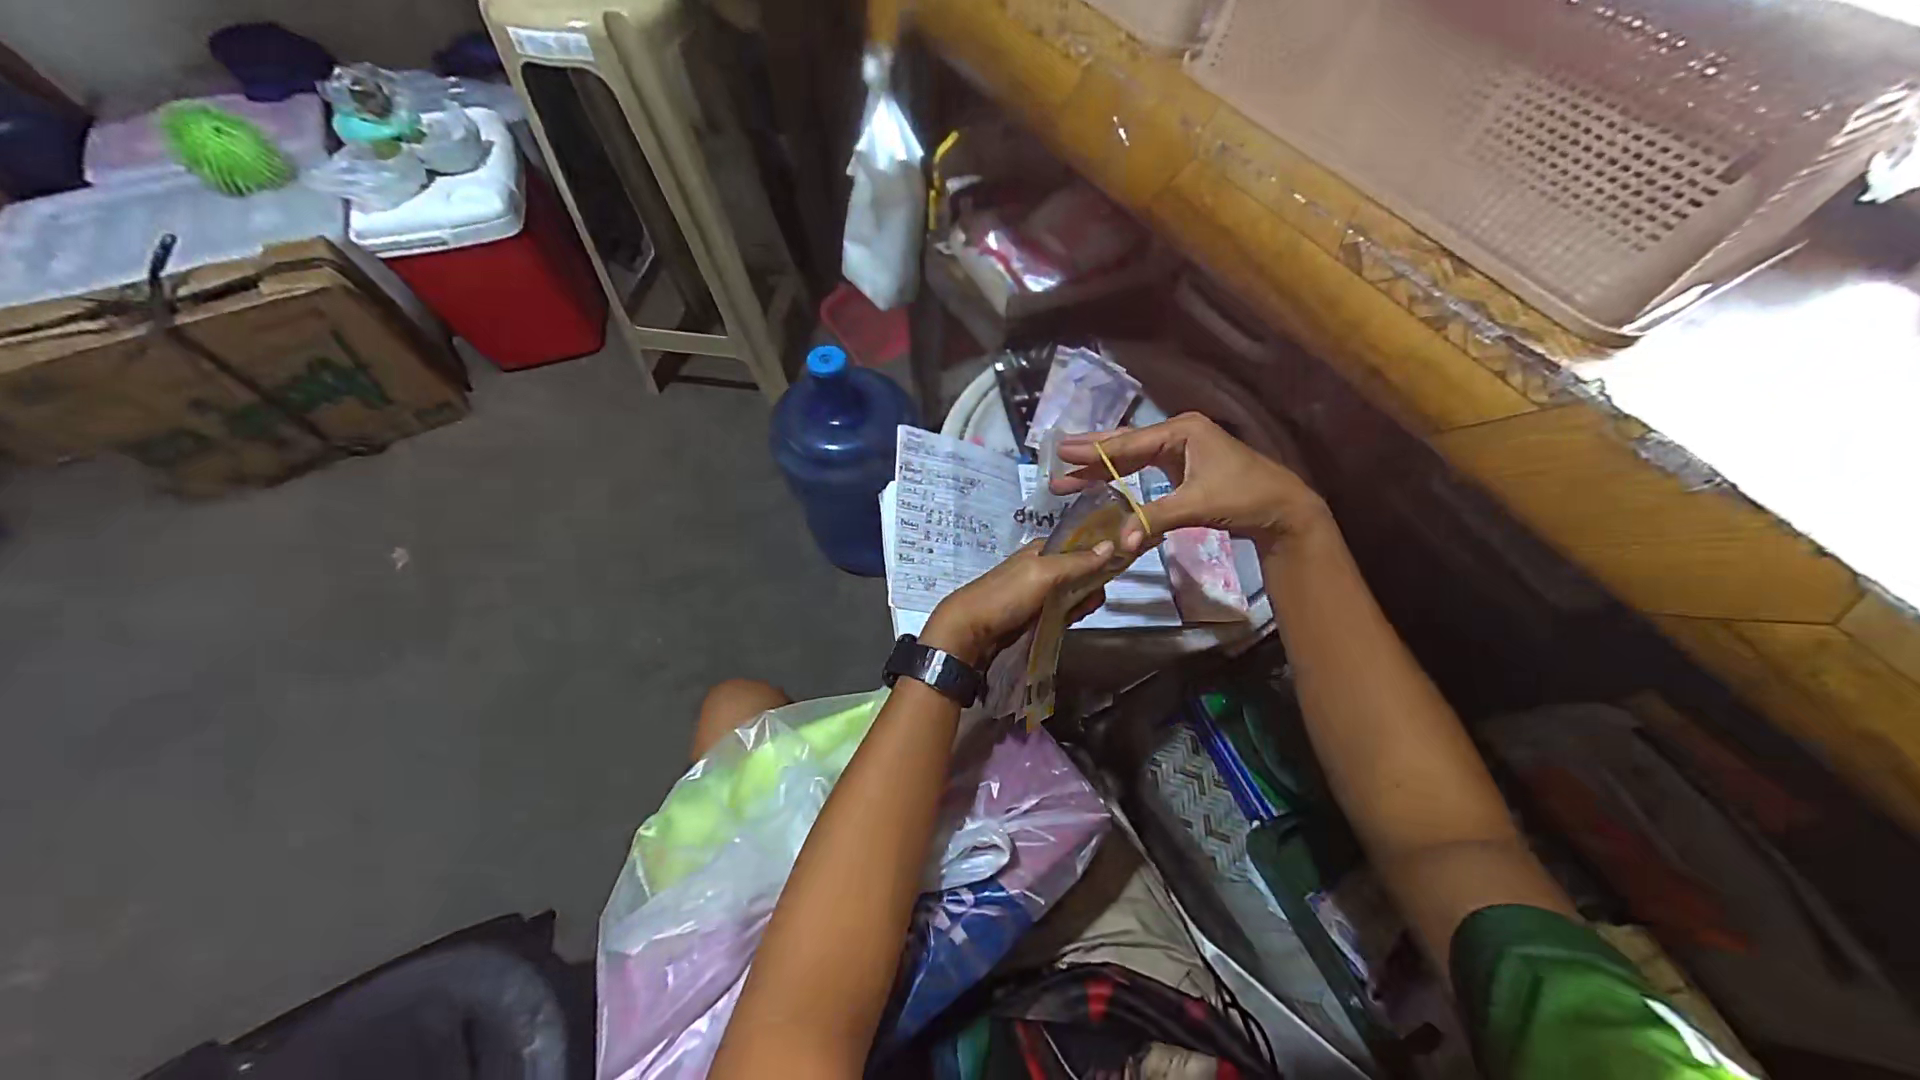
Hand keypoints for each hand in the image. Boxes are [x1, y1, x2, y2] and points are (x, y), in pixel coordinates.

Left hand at [921, 540, 1114, 666]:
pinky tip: (1071, 621)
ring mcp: (1037, 591)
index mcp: (1042, 549)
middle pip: (1080, 571)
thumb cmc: (1006, 596)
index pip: (1082, 545)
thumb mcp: (1044, 573)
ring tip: (1079, 614)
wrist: (969, 631)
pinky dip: (1069, 614)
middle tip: (1090, 602)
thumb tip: (1111, 545)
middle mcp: (1041, 566)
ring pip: (1072, 592)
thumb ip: (1078, 562)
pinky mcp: (1034, 613)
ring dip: (1082, 602)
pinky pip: (1061, 610)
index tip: (1117, 569)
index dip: (1101, 554)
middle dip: (1092, 584)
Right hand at [1052, 412, 1327, 554]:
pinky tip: (1104, 482)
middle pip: (1126, 443)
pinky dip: (1123, 476)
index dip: (1094, 450)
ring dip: (1104, 466)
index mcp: (1181, 431)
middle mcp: (1178, 434)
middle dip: (1092, 453)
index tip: (1062, 451)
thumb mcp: (1197, 504)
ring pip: (1133, 455)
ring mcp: (1181, 450)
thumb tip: (1120, 543)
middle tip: (1057, 457)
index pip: (1128, 442)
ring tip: (1071, 472)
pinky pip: (1144, 468)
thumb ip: (1154, 519)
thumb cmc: (1244, 497)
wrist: (1283, 510)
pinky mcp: (1184, 468)